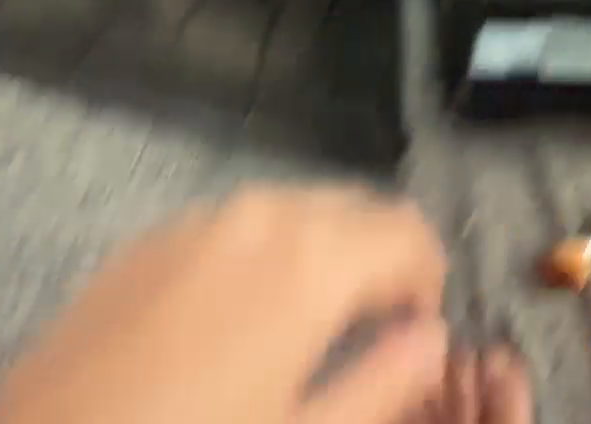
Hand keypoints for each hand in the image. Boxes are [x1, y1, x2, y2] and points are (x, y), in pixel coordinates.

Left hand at [0, 186, 449, 423]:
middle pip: (360, 207)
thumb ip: (384, 384)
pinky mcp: (155, 237)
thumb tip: (434, 338)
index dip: (429, 277)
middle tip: (374, 329)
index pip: (409, 230)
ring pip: (303, 209)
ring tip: (313, 324)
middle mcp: (264, 214)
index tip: (417, 330)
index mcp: (311, 258)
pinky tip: (243, 316)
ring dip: (330, 251)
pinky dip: (273, 250)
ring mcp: (203, 218)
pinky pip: (245, 223)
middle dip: (383, 258)